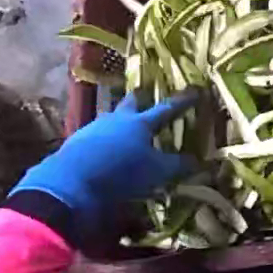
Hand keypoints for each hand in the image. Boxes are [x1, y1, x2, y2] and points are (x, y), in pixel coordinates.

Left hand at [14, 89, 199, 226]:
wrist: (71, 181)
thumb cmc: (122, 173)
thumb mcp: (157, 172)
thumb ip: (178, 166)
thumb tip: (201, 162)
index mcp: (141, 123)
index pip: (167, 108)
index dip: (182, 102)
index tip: (195, 91)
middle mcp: (118, 119)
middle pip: (132, 103)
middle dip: (141, 100)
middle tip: (147, 98)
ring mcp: (94, 128)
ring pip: (111, 118)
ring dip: (119, 121)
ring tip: (125, 129)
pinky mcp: (76, 141)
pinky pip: (95, 135)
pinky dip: (103, 139)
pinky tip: (104, 149)